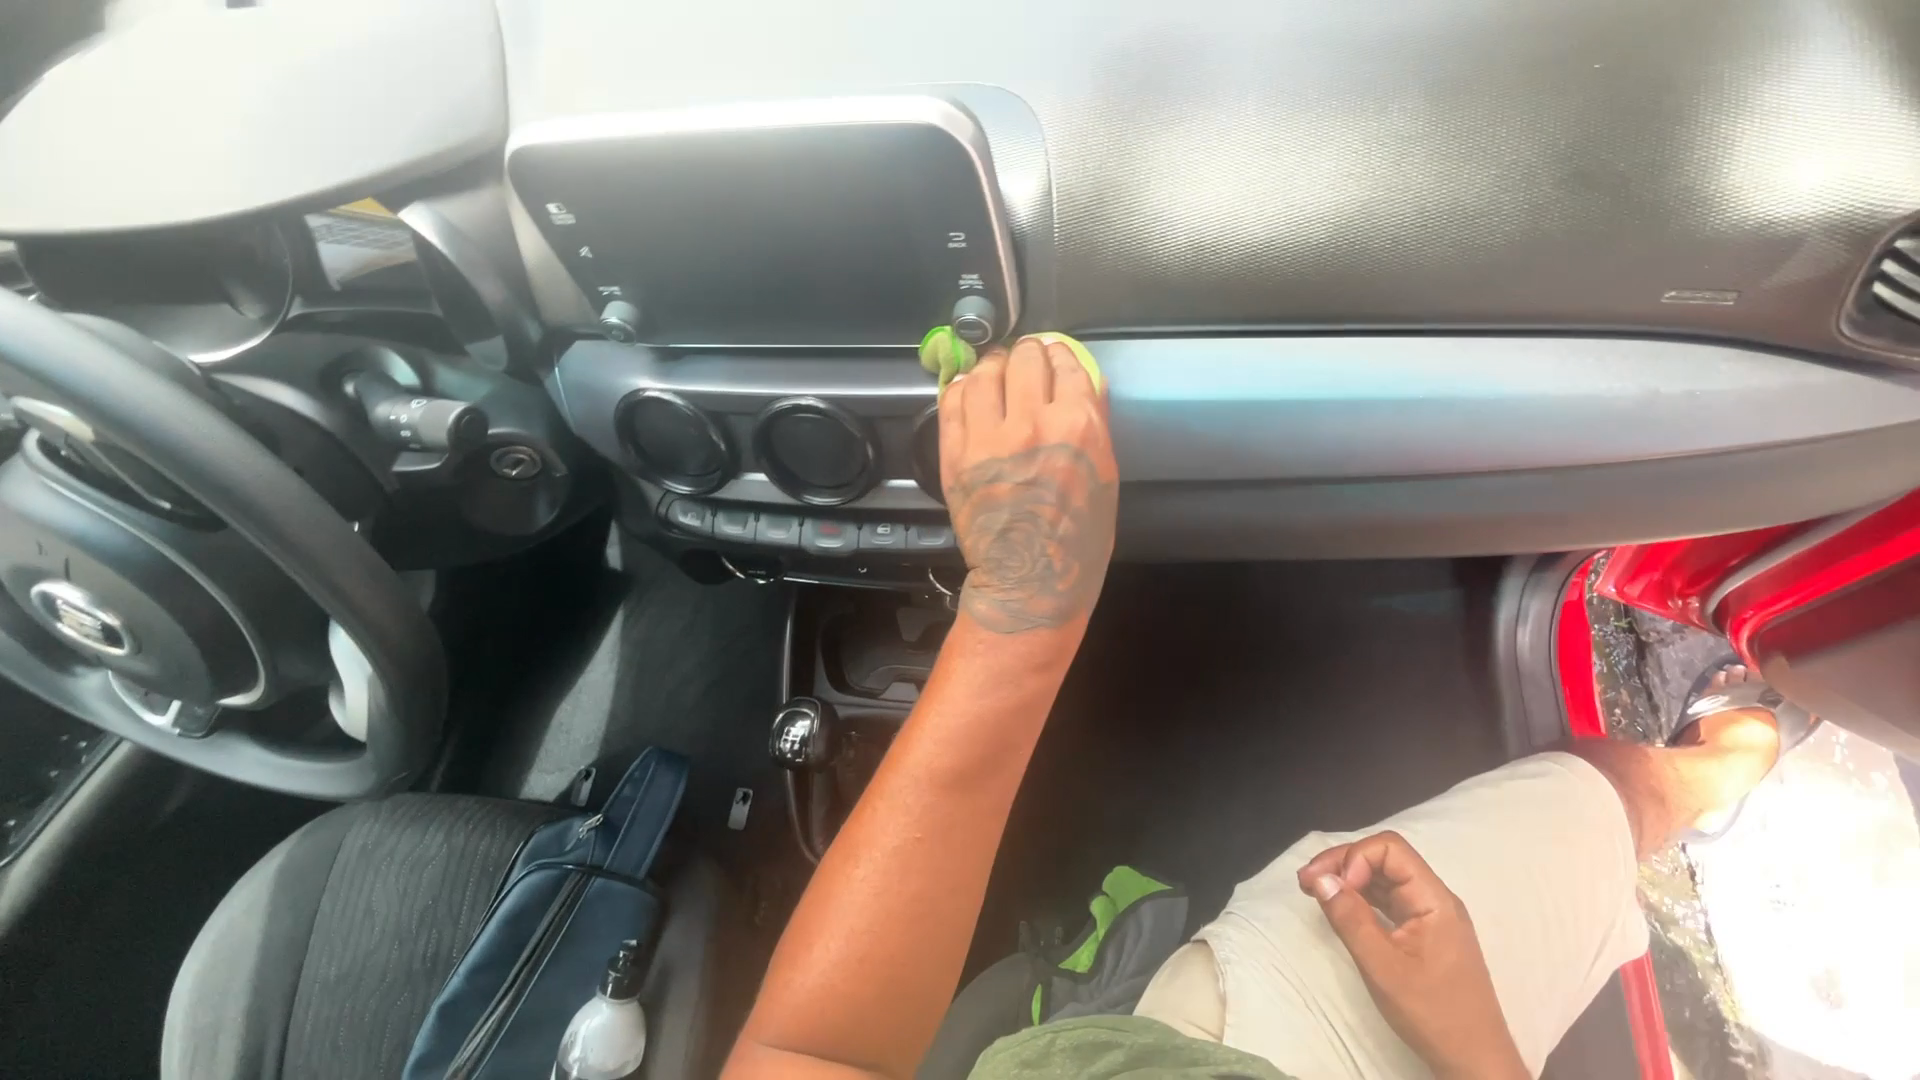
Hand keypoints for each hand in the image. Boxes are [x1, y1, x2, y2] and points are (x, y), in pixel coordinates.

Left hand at [940, 336, 1117, 634]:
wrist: (1030, 579)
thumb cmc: (1078, 537)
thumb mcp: (1105, 476)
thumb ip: (1095, 425)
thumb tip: (1086, 381)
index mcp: (1077, 426)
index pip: (1067, 365)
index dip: (1061, 355)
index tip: (1056, 355)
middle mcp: (1032, 422)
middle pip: (1025, 359)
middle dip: (1028, 352)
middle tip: (1026, 358)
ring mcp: (988, 437)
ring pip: (986, 373)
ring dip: (994, 365)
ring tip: (996, 370)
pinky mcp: (955, 454)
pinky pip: (953, 401)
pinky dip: (962, 388)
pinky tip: (970, 389)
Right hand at [1297, 831, 1529, 1079]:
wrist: (1475, 1064)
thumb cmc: (1432, 1014)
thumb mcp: (1382, 967)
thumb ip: (1350, 918)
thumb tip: (1319, 877)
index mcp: (1434, 900)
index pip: (1390, 849)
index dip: (1354, 858)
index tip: (1332, 886)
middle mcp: (1433, 899)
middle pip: (1383, 858)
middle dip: (1342, 863)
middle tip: (1305, 882)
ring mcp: (1429, 916)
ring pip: (1382, 877)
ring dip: (1347, 878)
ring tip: (1313, 890)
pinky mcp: (1422, 932)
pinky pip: (1386, 900)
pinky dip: (1358, 897)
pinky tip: (1338, 906)